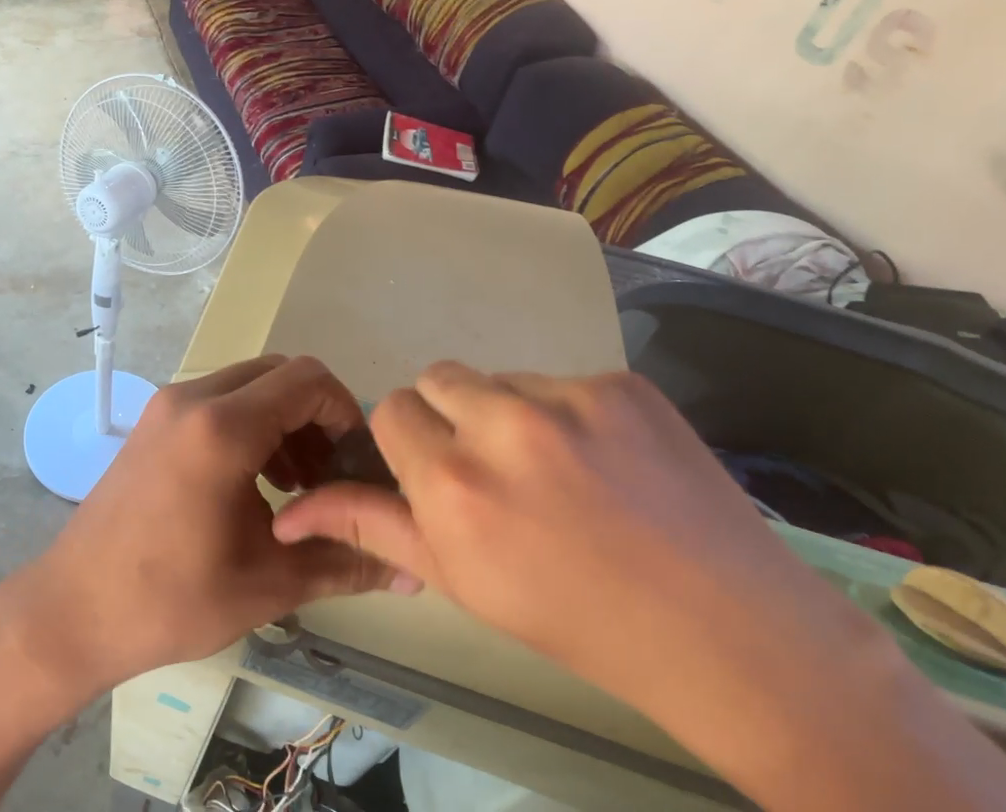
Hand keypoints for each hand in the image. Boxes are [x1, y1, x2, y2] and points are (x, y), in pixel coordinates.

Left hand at [7, 356, 408, 692]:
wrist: (72, 612)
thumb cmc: (170, 599)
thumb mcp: (269, 584)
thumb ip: (346, 563)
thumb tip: (414, 571)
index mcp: (222, 428)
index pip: (307, 380)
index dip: (346, 412)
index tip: (357, 462)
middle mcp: (191, 400)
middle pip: (278, 375)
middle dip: (315, 418)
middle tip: (329, 477)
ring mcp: (164, 409)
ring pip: (245, 387)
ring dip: (282, 422)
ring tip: (296, 488)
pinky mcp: (150, 426)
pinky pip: (215, 403)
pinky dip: (248, 427)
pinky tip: (254, 487)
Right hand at [272, 362, 850, 710]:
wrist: (718, 627)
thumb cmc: (571, 618)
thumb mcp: (459, 580)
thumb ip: (372, 527)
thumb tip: (288, 512)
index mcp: (451, 485)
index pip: (391, 411)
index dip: (412, 446)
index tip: (442, 478)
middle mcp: (502, 427)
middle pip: (437, 378)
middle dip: (451, 417)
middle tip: (493, 471)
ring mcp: (569, 398)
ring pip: (500, 377)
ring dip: (508, 412)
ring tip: (557, 471)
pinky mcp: (622, 384)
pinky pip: (562, 381)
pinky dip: (567, 413)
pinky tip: (606, 463)